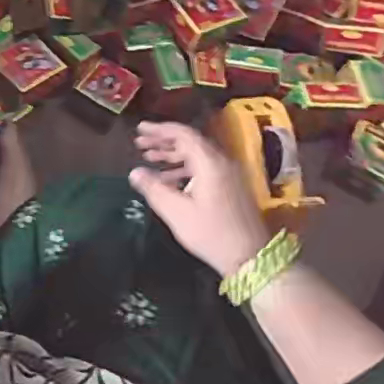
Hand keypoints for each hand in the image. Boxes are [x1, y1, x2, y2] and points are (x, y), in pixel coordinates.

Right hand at [129, 121, 272, 277]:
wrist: (249, 255)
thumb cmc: (211, 233)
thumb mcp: (177, 212)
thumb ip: (154, 189)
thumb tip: (135, 172)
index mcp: (210, 163)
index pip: (183, 135)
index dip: (160, 130)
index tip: (140, 129)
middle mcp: (222, 162)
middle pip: (190, 142)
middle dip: (163, 141)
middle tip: (139, 143)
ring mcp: (228, 174)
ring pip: (196, 155)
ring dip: (172, 155)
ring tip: (148, 158)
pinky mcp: (230, 186)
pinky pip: (203, 167)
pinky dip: (183, 168)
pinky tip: (167, 179)